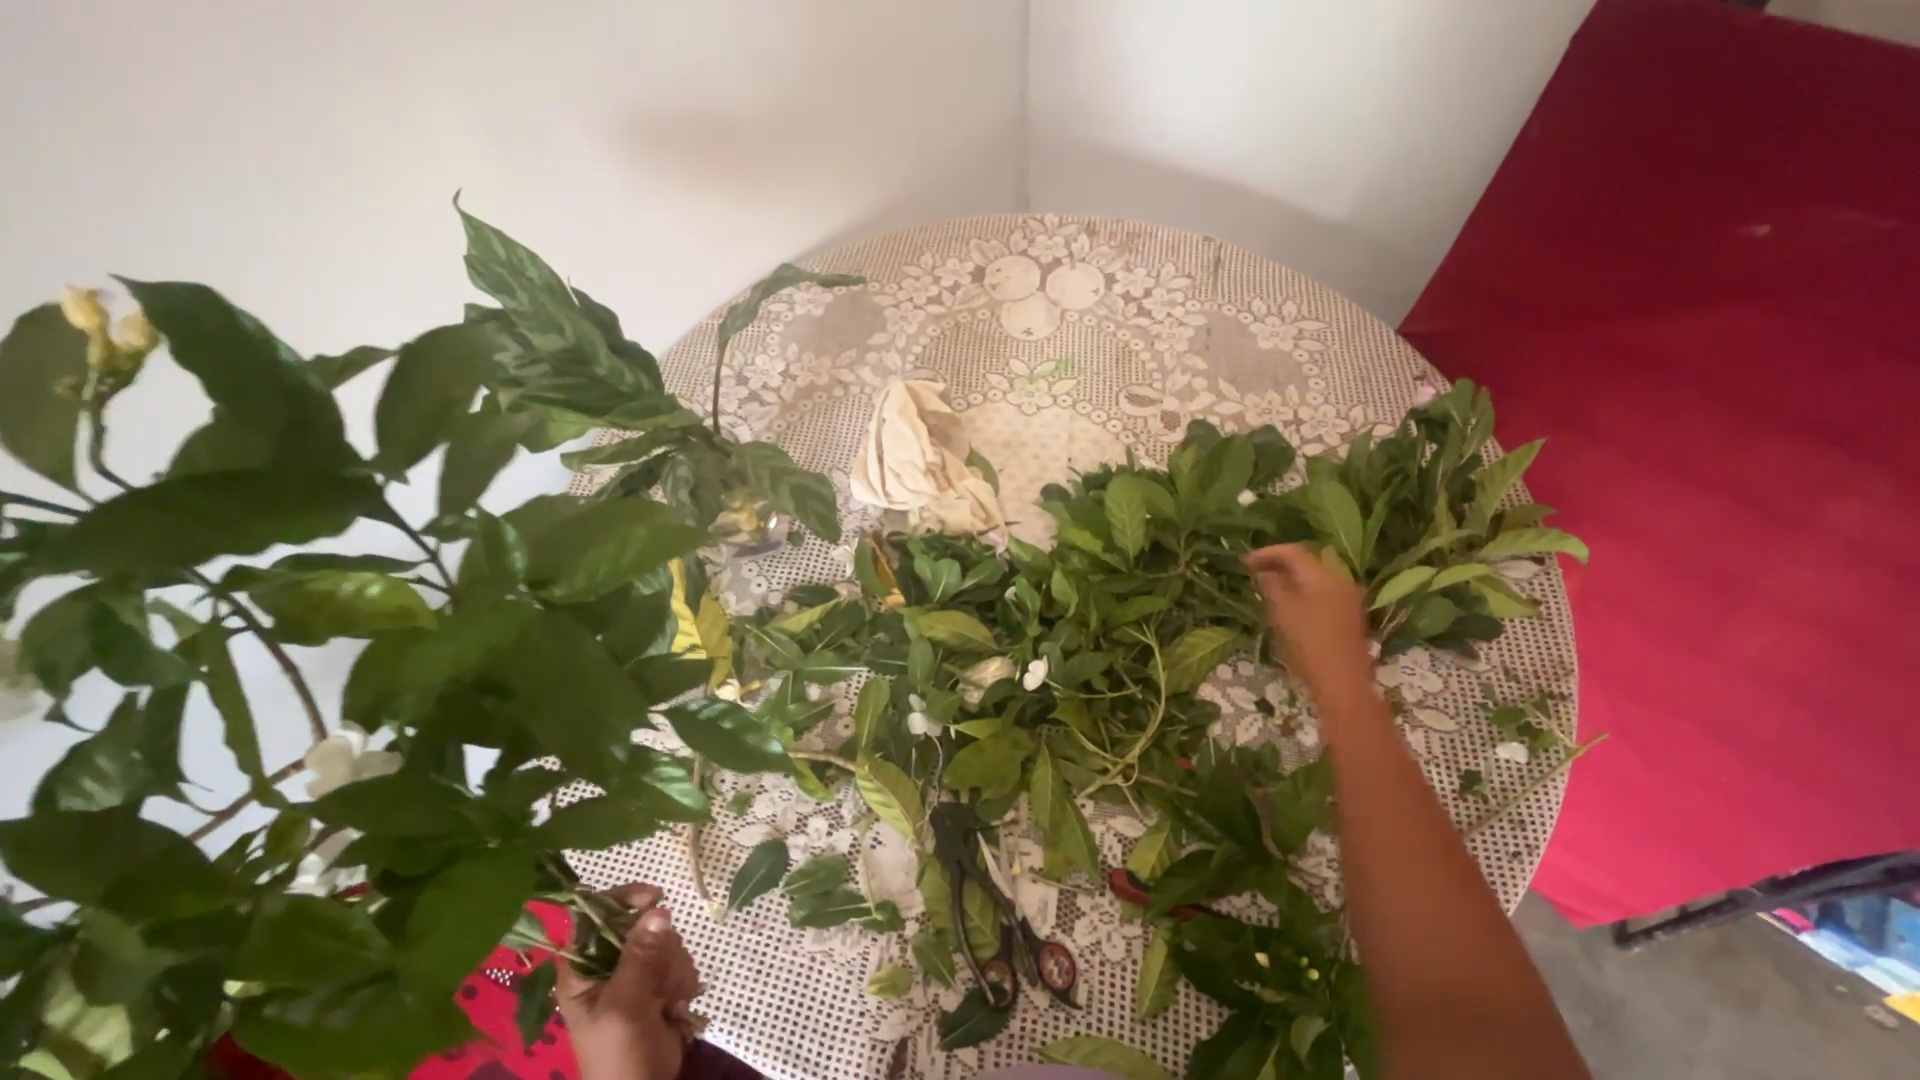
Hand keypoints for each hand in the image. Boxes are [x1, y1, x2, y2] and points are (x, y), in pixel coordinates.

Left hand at [555, 884, 701, 1079]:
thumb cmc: (619, 1055)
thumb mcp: (625, 1005)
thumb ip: (640, 956)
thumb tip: (659, 909)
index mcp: (582, 968)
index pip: (594, 915)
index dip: (622, 899)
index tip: (654, 897)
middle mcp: (607, 965)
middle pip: (641, 925)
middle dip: (660, 948)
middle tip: (660, 980)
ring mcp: (635, 974)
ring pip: (666, 941)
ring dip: (675, 969)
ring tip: (668, 1001)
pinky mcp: (659, 985)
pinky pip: (680, 960)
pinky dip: (683, 980)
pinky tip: (678, 1004)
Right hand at [1246, 544, 1372, 701]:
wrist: (1341, 681)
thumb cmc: (1306, 644)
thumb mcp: (1280, 612)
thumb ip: (1271, 586)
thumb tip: (1264, 573)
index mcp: (1321, 575)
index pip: (1293, 551)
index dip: (1267, 553)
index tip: (1245, 563)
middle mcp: (1339, 579)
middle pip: (1307, 561)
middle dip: (1280, 563)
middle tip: (1256, 571)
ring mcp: (1348, 596)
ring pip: (1316, 576)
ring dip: (1293, 577)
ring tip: (1270, 586)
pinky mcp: (1350, 613)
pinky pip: (1324, 590)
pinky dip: (1305, 589)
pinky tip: (1291, 602)